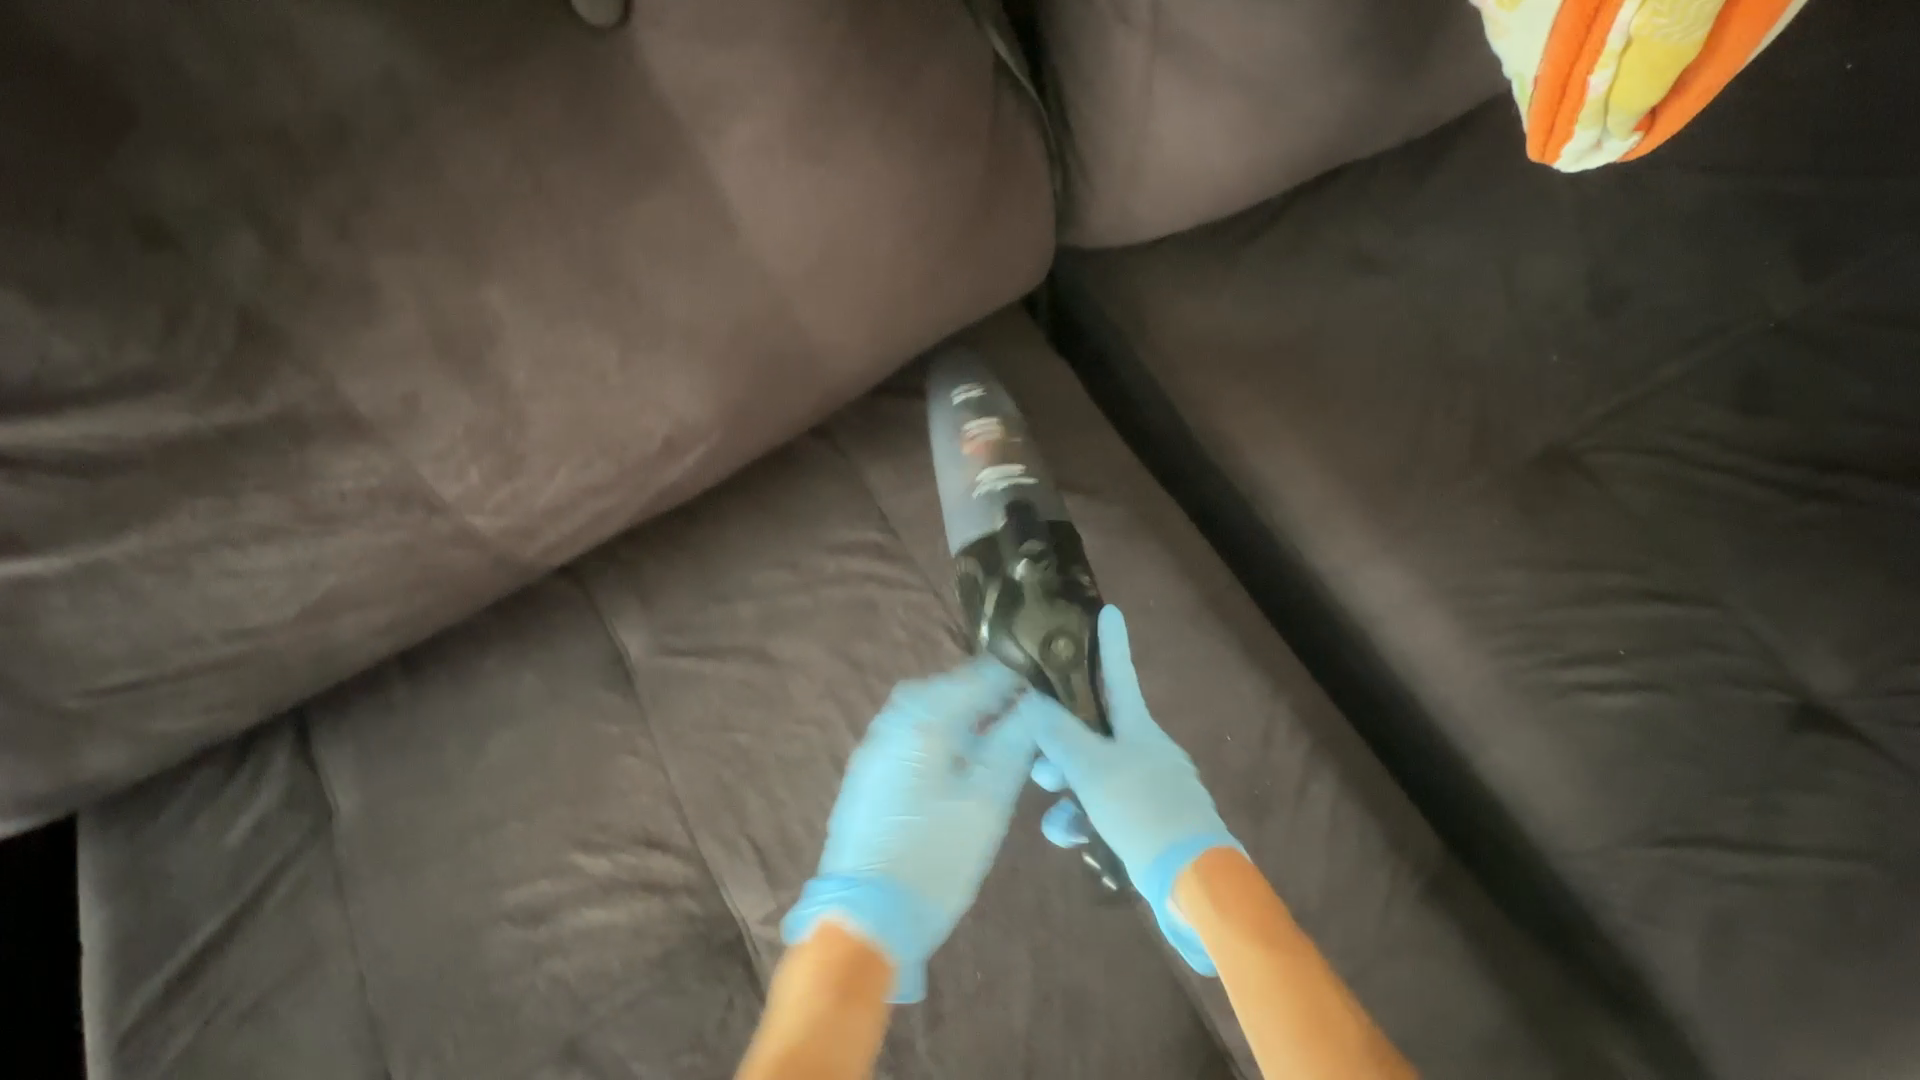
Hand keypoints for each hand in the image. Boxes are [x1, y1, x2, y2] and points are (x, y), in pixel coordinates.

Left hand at [782, 657, 1038, 1002]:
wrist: (863, 919)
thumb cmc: (935, 858)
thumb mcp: (988, 802)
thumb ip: (1013, 744)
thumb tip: (1033, 704)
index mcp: (924, 720)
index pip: (979, 675)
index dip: (1015, 680)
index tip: (1043, 697)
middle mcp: (892, 722)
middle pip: (945, 686)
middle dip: (984, 696)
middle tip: (1019, 721)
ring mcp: (872, 749)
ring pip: (923, 711)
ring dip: (960, 716)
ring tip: (993, 744)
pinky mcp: (865, 776)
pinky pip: (907, 736)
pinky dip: (936, 738)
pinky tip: (955, 767)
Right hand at [1028, 606, 1243, 973]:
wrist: (1192, 881)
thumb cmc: (1141, 810)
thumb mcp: (1092, 769)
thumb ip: (1057, 734)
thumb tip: (1030, 701)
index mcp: (1138, 728)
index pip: (1118, 674)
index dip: (1110, 644)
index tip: (1110, 610)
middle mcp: (1145, 751)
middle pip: (1094, 731)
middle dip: (1060, 744)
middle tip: (1035, 763)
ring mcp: (1148, 787)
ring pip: (1094, 775)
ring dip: (1067, 791)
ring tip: (1054, 821)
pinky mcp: (1147, 824)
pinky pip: (1105, 809)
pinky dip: (1084, 820)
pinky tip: (1071, 840)